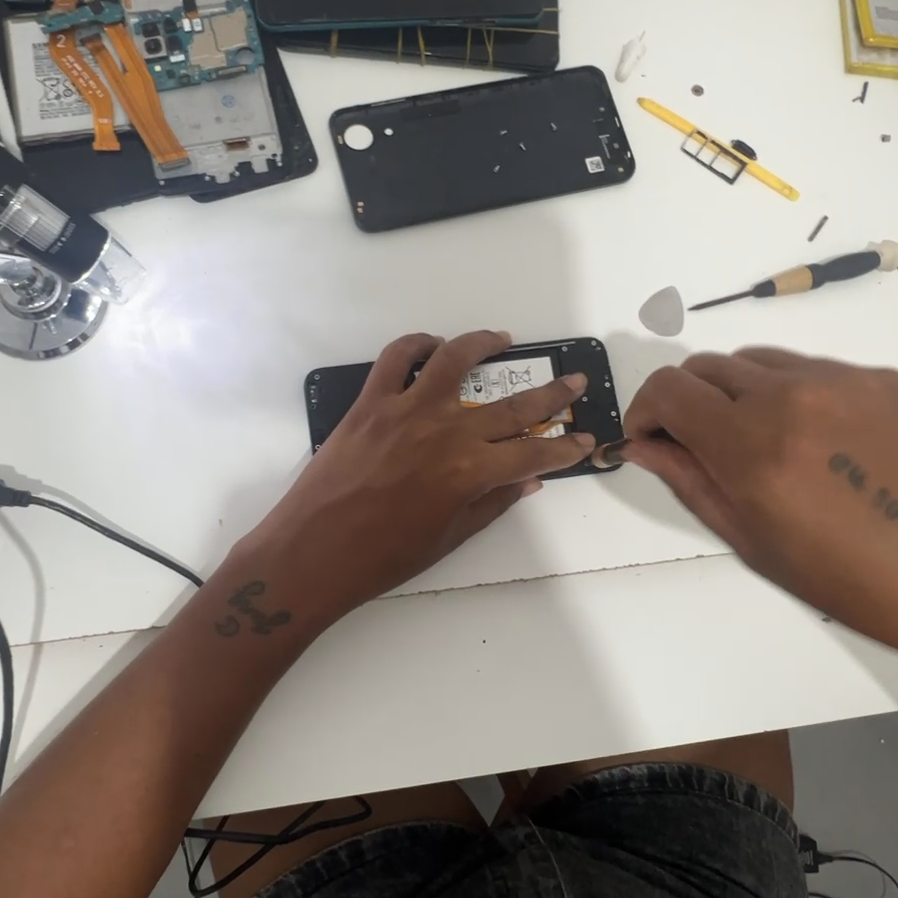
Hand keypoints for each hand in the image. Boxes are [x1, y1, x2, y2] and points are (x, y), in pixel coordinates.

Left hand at [238, 331, 593, 619]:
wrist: (314, 552)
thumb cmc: (383, 557)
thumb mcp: (449, 537)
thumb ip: (492, 503)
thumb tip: (526, 481)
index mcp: (471, 472)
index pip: (534, 453)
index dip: (564, 448)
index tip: (584, 440)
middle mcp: (446, 431)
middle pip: (512, 405)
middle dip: (552, 395)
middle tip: (574, 381)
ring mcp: (406, 411)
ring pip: (455, 359)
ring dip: (484, 344)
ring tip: (502, 339)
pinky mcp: (370, 403)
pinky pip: (395, 358)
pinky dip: (417, 344)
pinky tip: (431, 346)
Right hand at [623, 349, 897, 673]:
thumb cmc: (855, 582)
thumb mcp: (754, 542)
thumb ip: (689, 481)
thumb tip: (643, 445)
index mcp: (754, 445)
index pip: (668, 389)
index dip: (645, 410)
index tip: (650, 439)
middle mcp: (793, 395)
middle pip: (705, 366)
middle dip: (684, 401)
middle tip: (697, 446)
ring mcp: (843, 379)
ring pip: (755, 361)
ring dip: (733, 392)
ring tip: (758, 443)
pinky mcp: (884, 378)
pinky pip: (809, 369)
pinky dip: (786, 393)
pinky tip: (816, 441)